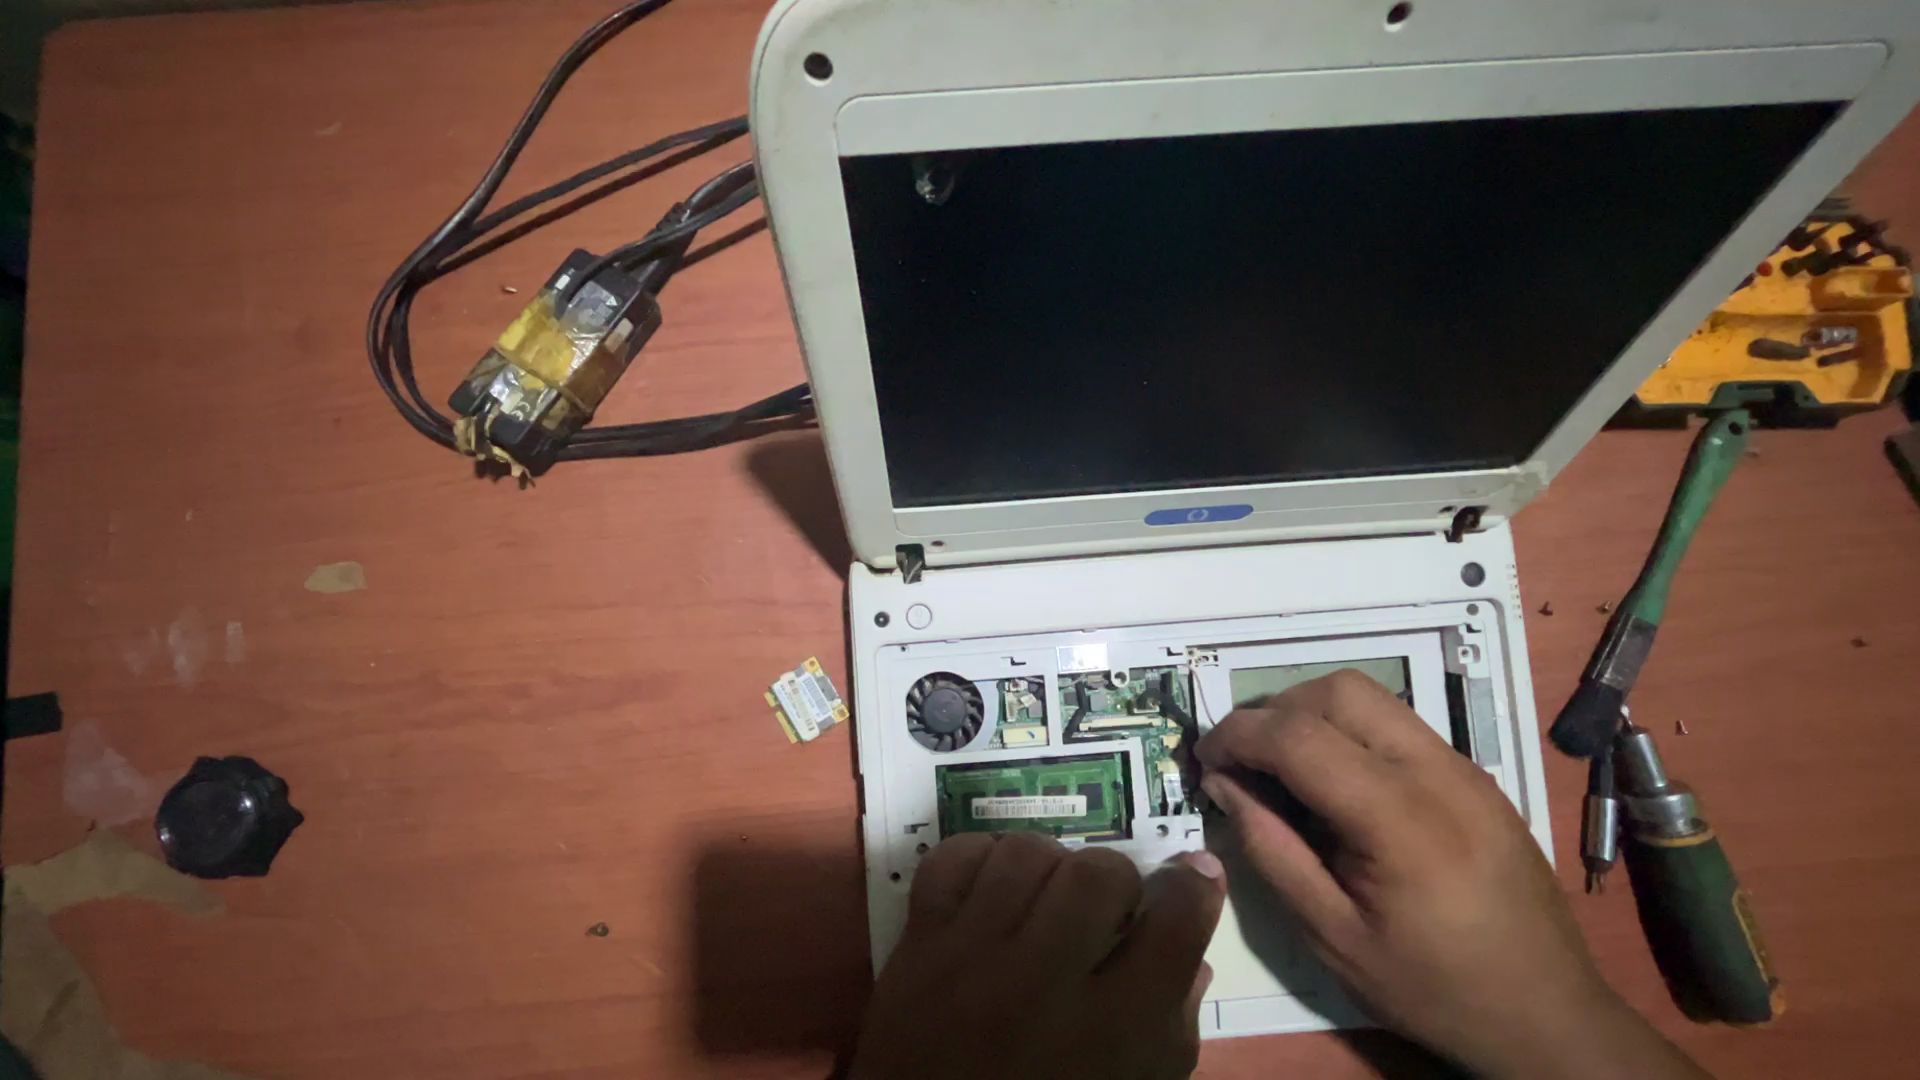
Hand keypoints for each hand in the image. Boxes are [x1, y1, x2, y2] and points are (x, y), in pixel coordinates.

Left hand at [847, 833, 1225, 1079]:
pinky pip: (954, 858)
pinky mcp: (920, 941)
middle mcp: (1043, 983)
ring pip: (1027, 854)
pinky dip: (980, 857)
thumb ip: (1169, 1031)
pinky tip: (993, 888)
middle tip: (1107, 906)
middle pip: (1099, 875)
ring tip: (1046, 896)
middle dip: (1116, 877)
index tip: (1196, 873)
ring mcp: (972, 955)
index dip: (1196, 888)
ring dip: (1049, 864)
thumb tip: (1191, 953)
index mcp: (1109, 1036)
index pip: (1173, 929)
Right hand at [1197, 671, 1707, 1079]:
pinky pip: (1393, 721)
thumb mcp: (1331, 936)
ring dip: (1309, 712)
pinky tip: (1334, 780)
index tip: (1205, 759)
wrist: (1551, 1017)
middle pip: (1336, 692)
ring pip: (1367, 695)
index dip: (1237, 735)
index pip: (1298, 737)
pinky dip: (1345, 728)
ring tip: (1284, 764)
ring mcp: (1462, 767)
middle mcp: (1437, 773)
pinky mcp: (1472, 773)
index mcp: (1400, 821)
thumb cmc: (1433, 988)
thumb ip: (1270, 850)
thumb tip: (1223, 782)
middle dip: (1273, 712)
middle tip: (1245, 760)